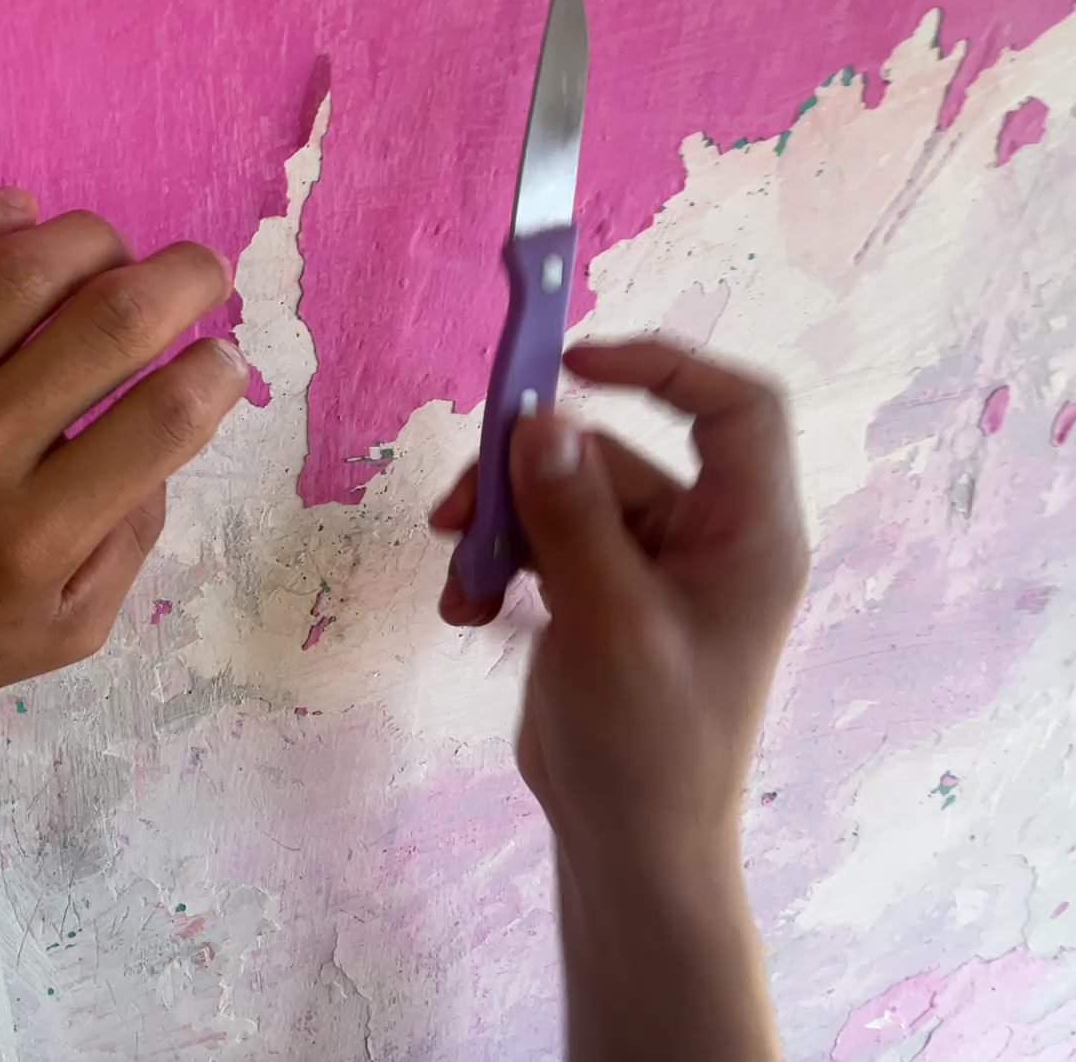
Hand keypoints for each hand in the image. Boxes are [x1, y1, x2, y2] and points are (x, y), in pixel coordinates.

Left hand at [0, 185, 245, 733]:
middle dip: (185, 280)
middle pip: (105, 326)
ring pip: (13, 273)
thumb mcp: (74, 630)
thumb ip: (133, 535)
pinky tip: (19, 213)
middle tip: (207, 275)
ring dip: (93, 241)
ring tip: (119, 255)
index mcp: (37, 540)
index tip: (222, 362)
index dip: (217, 374)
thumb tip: (165, 425)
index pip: (161, 420)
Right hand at [430, 339, 808, 870]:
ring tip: (460, 587)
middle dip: (518, 485)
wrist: (621, 829)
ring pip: (549, 503)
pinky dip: (490, 569)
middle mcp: (692, 538)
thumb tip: (540, 422)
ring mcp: (633, 566)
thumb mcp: (609, 620)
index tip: (568, 363)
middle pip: (599, 461)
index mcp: (742, 533)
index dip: (660, 367)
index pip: (732, 411)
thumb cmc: (646, 736)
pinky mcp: (585, 594)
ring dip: (492, 535)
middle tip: (451, 518)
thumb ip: (574, 519)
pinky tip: (465, 610)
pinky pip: (530, 547)